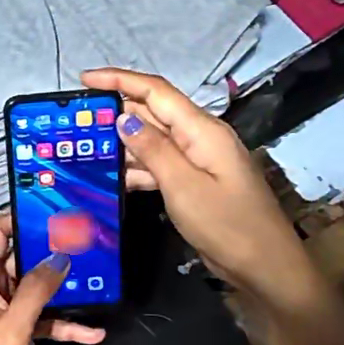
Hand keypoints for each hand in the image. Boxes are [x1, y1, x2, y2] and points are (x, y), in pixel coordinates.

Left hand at [0, 214, 104, 344]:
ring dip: (62, 288)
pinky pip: (41, 318)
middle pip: (21, 258)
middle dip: (51, 252)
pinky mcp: (14, 330)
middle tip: (87, 240)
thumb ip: (37, 288)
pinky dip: (62, 323)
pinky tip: (92, 332)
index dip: (20, 218)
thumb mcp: (15, 324)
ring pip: (35, 288)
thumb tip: (59, 256)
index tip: (53, 211)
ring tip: (97, 278)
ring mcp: (2, 309)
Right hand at [82, 67, 306, 291]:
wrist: (265, 267)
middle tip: (78, 118)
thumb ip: (153, 149)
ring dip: (122, 141)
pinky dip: (136, 167)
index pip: (156, 92)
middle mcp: (199, 138)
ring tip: (87, 147)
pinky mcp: (194, 182)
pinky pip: (159, 164)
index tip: (84, 78)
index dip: (119, 80)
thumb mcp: (183, 187)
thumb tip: (123, 118)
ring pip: (152, 140)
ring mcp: (197, 160)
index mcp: (202, 130)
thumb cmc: (227, 225)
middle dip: (116, 109)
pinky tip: (113, 177)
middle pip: (153, 112)